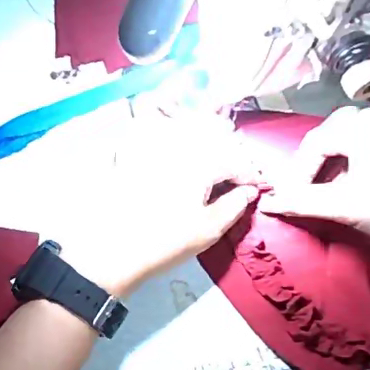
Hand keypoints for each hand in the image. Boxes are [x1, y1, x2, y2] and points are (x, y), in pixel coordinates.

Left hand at [52, 114, 256, 297]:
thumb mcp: (208, 229)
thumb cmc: (165, 242)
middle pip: (212, 134)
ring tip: (211, 149)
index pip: (235, 161)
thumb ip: (234, 205)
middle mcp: (177, 144)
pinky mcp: (128, 150)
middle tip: (237, 170)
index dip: (250, 174)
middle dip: (229, 148)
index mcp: (201, 162)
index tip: (257, 187)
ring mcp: (150, 145)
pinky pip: (149, 122)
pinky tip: (170, 127)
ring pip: (183, 123)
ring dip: (202, 130)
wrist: (112, 250)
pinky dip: (164, 119)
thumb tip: (248, 191)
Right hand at [258, 106, 369, 282]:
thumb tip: (269, 203)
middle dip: (320, 168)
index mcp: (359, 124)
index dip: (296, 174)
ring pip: (363, 143)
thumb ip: (305, 203)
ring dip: (345, 168)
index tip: (292, 201)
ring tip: (344, 197)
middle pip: (337, 137)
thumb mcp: (348, 207)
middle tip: (314, 197)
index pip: (313, 143)